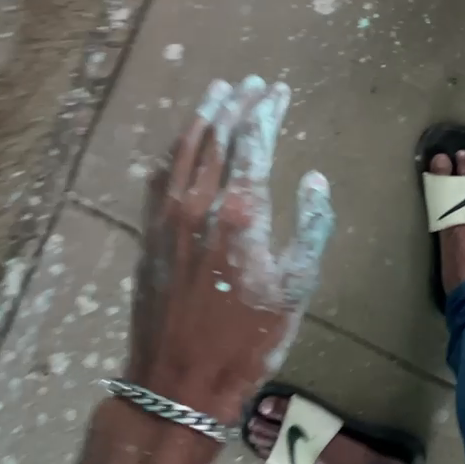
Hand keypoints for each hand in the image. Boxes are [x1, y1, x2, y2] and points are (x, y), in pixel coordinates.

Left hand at [127, 76, 333, 421]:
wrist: (178, 381)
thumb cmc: (248, 338)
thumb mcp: (298, 287)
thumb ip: (311, 226)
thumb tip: (314, 179)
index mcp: (241, 212)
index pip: (254, 142)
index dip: (266, 111)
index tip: (277, 90)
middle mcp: (200, 203)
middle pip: (217, 136)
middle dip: (235, 103)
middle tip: (249, 82)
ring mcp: (168, 216)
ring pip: (184, 149)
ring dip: (202, 117)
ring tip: (216, 92)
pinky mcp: (150, 233)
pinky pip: (160, 175)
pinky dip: (174, 149)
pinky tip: (181, 142)